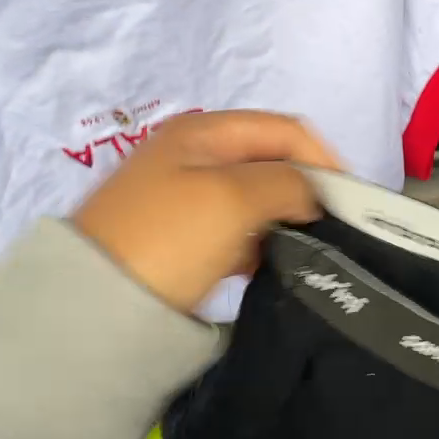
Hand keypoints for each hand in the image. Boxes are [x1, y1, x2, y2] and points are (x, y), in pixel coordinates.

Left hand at [71, 110, 340, 312]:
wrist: (90, 309)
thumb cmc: (169, 237)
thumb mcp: (235, 197)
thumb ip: (289, 182)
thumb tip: (311, 196)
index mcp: (204, 132)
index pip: (286, 129)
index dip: (323, 158)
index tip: (347, 201)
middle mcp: (195, 155)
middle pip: (273, 161)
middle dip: (305, 189)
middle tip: (330, 225)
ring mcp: (186, 197)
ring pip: (259, 198)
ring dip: (285, 219)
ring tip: (304, 248)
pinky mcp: (184, 236)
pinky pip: (240, 229)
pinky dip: (261, 242)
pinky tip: (269, 265)